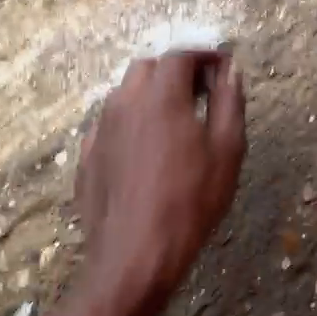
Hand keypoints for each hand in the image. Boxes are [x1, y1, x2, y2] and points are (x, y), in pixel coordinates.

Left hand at [74, 50, 246, 306]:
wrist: (134, 258)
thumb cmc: (191, 200)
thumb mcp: (228, 148)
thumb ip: (230, 101)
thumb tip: (230, 71)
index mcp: (161, 98)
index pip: (180, 56)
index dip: (205, 56)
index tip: (223, 70)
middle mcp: (125, 105)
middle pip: (147, 68)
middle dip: (175, 71)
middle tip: (201, 92)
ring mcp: (99, 132)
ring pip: (124, 94)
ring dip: (151, 94)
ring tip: (176, 119)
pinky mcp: (86, 159)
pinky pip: (108, 124)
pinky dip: (130, 121)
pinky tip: (147, 147)